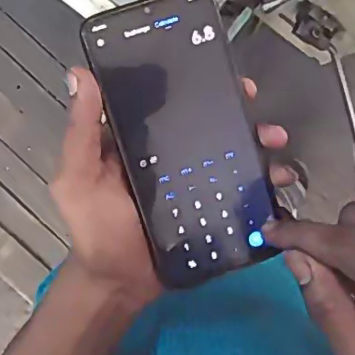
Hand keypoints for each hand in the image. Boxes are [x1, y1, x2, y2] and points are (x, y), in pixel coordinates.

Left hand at [53, 67, 293, 308]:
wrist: (120, 283)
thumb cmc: (95, 226)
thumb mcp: (78, 176)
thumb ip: (81, 130)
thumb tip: (79, 75)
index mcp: (136, 139)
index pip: (166, 100)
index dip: (191, 82)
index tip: (218, 72)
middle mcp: (166, 153)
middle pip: (206, 120)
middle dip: (235, 107)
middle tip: (251, 100)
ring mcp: (190, 178)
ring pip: (228, 148)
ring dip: (255, 138)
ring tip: (272, 138)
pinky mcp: (209, 204)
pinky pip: (237, 184)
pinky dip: (261, 177)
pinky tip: (276, 176)